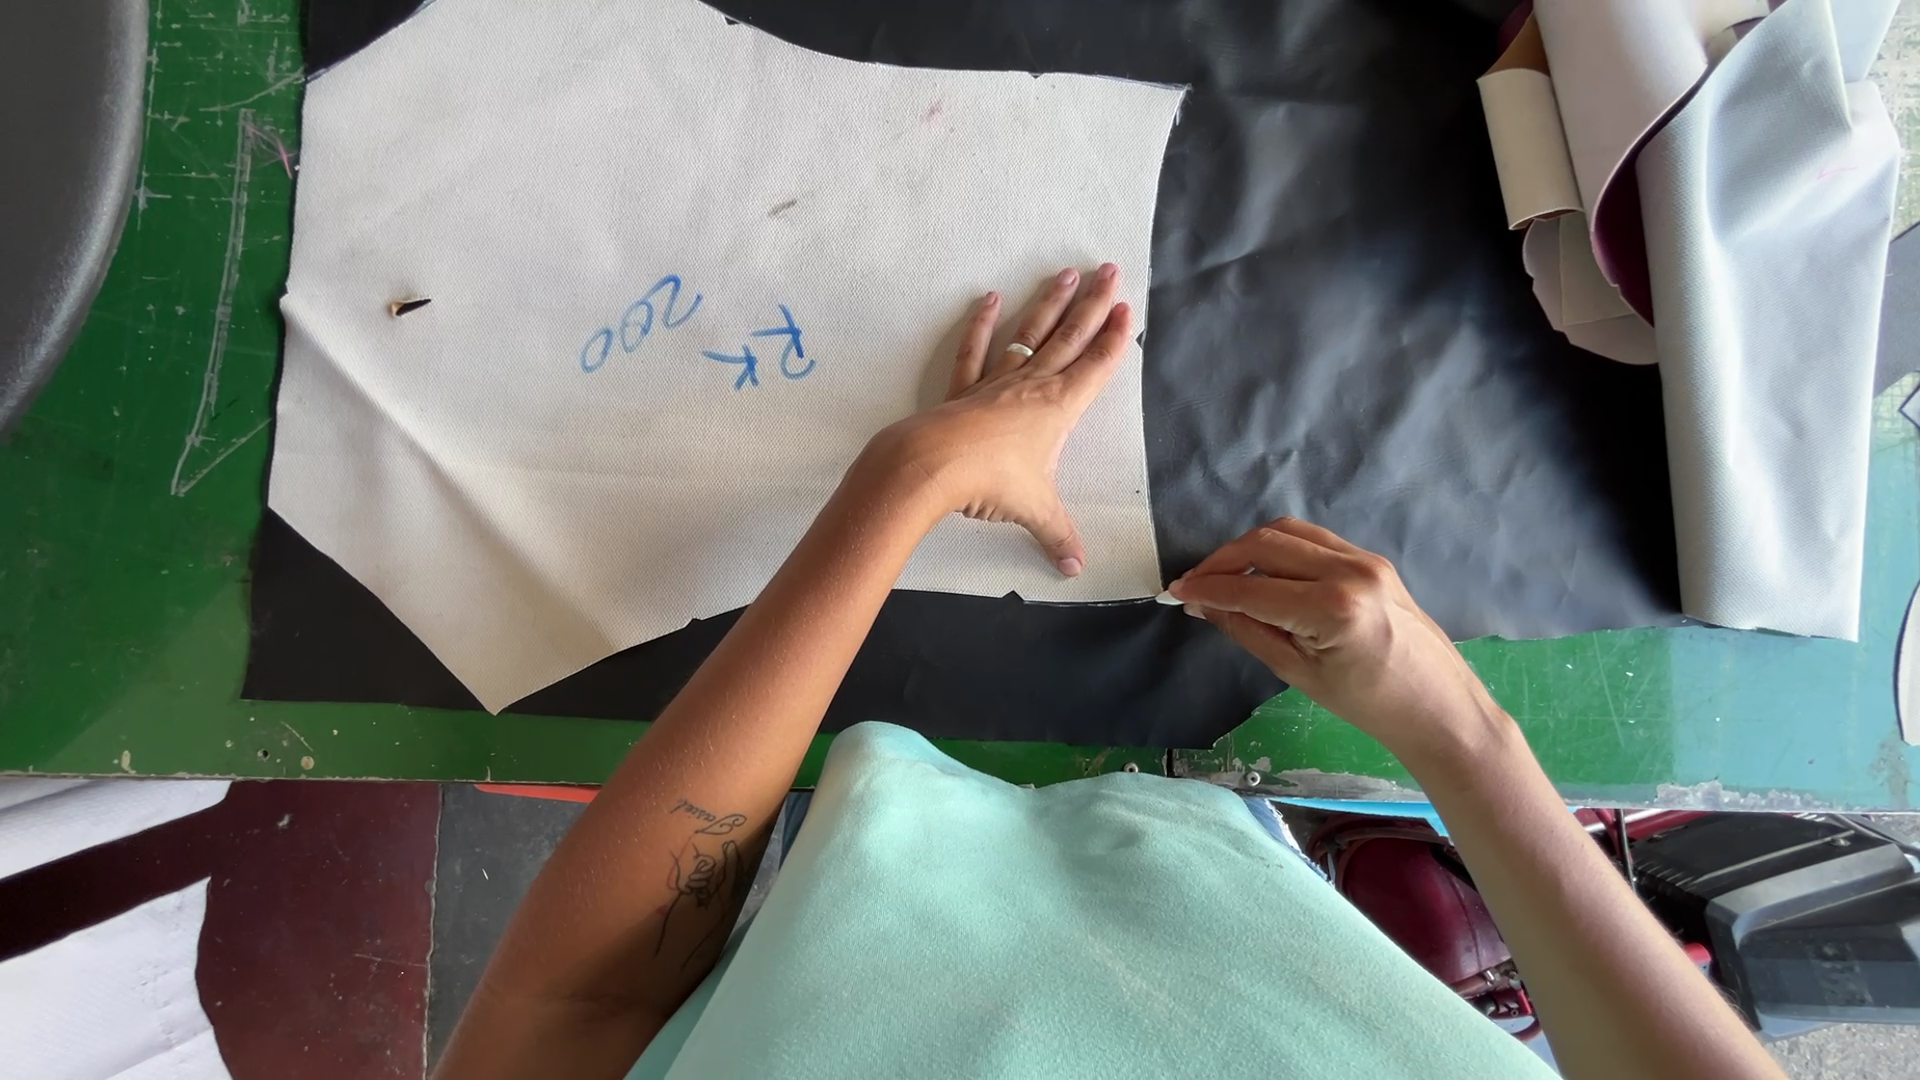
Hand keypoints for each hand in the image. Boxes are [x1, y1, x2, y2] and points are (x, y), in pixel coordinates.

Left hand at [866, 263, 1132, 576]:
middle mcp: (1032, 385)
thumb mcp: (1034, 510)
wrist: (931, 467)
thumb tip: (1075, 569)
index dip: (1114, 340)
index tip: (1128, 308)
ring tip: (1066, 272)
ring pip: (1030, 334)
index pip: (1095, 367)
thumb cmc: (990, 482)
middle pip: (1070, 338)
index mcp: (1058, 408)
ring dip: (1049, 304)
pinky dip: (982, 324)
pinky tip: (990, 299)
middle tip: (1110, 269)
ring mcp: (997, 382)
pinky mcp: (964, 388)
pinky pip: (975, 350)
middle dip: (1093, 305)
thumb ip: (1057, 536)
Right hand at [1168, 518, 1509, 766]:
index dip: (1207, 588)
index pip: (1251, 588)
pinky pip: (1312, 539)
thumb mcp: (1296, 672)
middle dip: (1221, 561)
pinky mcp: (1372, 559)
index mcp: (1331, 608)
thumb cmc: (1366, 703)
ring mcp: (1364, 559)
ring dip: (1247, 548)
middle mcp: (1349, 571)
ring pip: (1287, 532)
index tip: (1175, 592)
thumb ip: (1245, 629)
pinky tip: (1262, 570)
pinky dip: (1278, 547)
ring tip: (1223, 574)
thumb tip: (1201, 605)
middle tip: (1194, 583)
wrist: (1439, 707)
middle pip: (1265, 544)